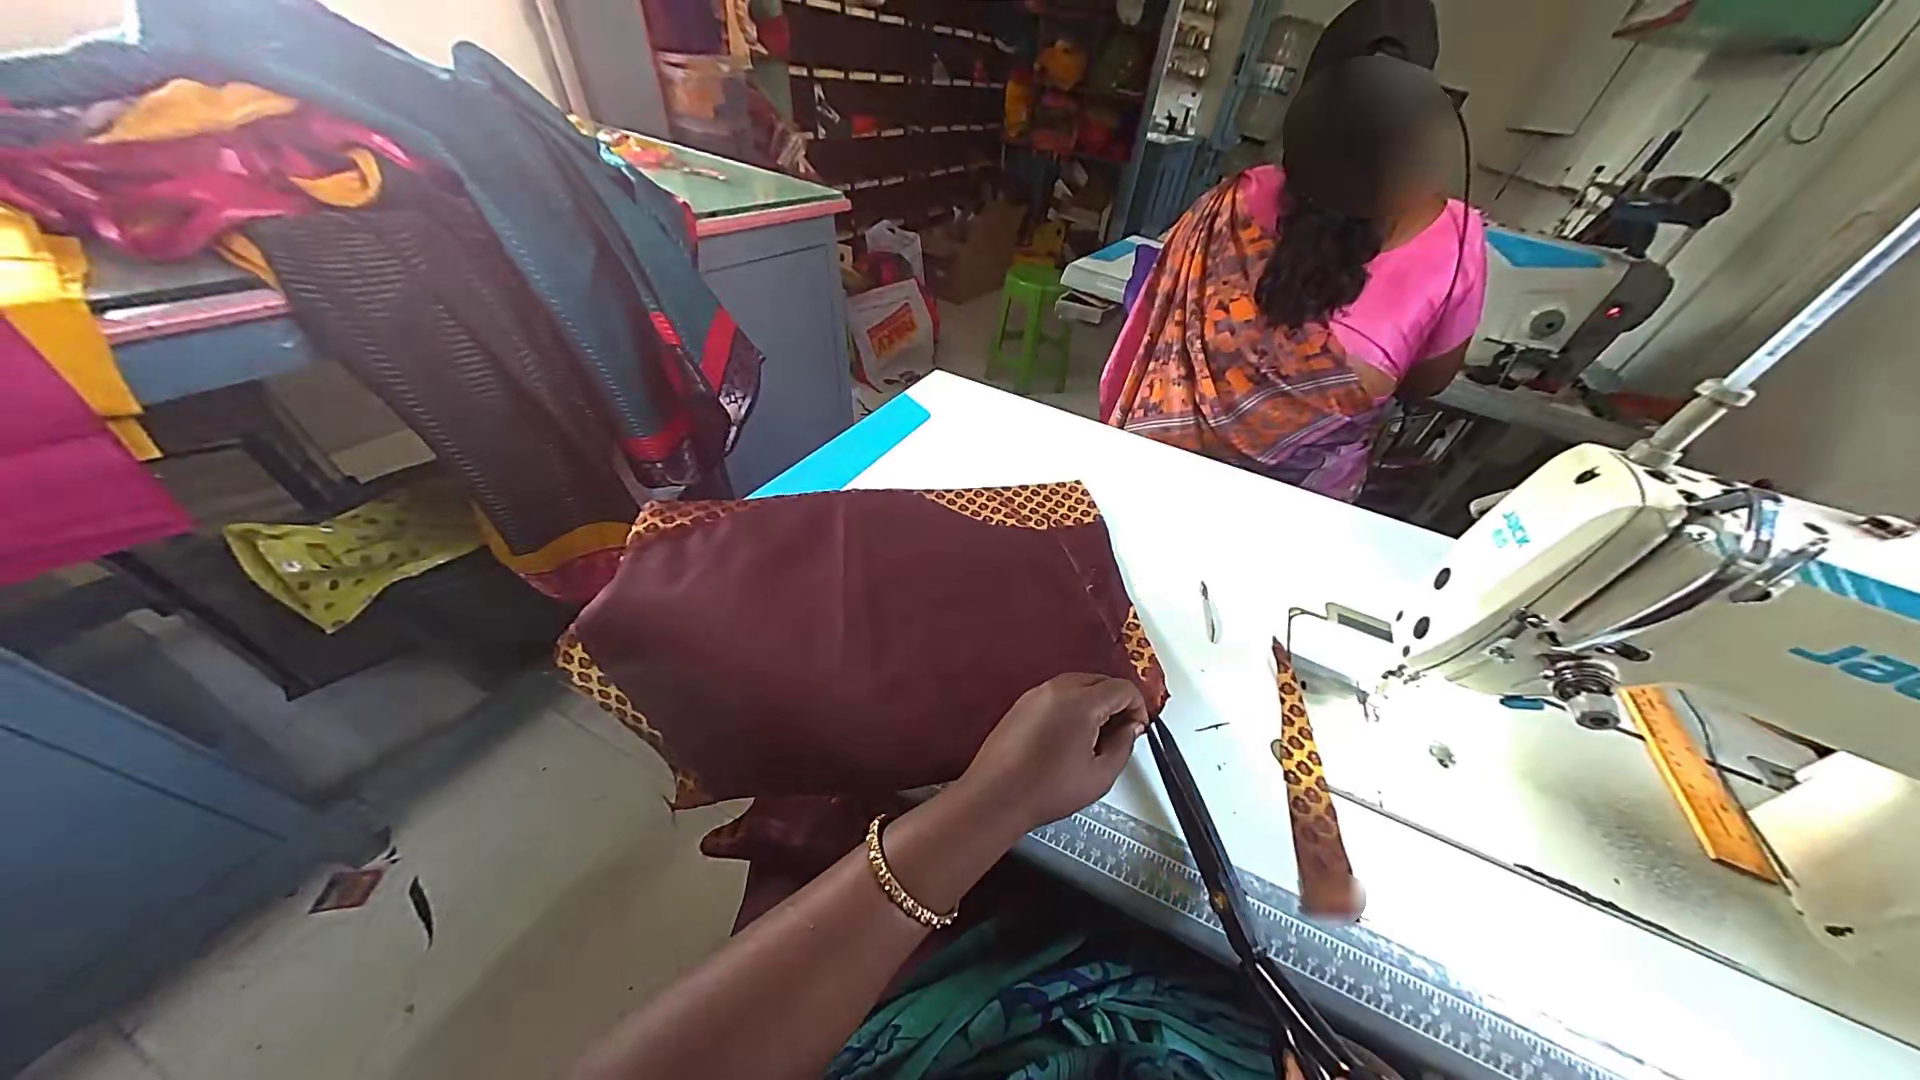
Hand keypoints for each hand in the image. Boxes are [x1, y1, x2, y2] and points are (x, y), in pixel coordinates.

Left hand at [953, 673, 1148, 837]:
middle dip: (1117, 701)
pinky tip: (1070, 735)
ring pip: (1077, 684)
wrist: (996, 794)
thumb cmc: (1045, 789)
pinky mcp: (1022, 703)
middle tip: (1122, 731)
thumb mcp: (1100, 774)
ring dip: (1094, 702)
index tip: (1138, 727)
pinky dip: (1072, 705)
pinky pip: (1056, 694)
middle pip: (1099, 680)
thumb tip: (1130, 729)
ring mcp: (1036, 694)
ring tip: (1096, 736)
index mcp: (1080, 702)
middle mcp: (1057, 689)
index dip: (1138, 706)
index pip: (1122, 688)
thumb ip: (1124, 745)